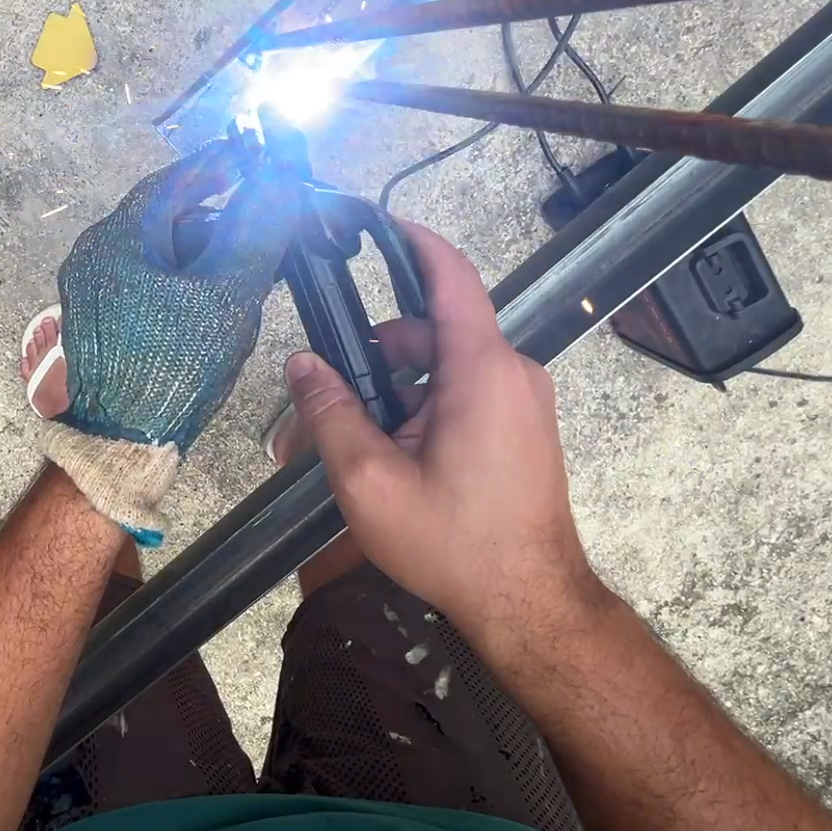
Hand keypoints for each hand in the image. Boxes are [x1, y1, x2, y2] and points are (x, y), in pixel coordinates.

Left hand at [42, 145, 299, 542]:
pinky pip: (146, 277)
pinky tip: (215, 292)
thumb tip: (279, 180)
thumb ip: (256, 232)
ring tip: (246, 264)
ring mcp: (92, 285)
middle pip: (165, 214)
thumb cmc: (172, 367)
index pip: (174, 179)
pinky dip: (182, 276)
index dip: (220, 164)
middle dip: (218, 214)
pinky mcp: (98, 313)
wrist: (119, 441)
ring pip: (157, 248)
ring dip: (202, 249)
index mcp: (118, 237)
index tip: (257, 155)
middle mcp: (95, 252)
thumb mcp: (226, 296)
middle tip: (263, 218)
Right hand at [280, 220, 604, 637]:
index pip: (451, 279)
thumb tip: (301, 362)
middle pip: (430, 330)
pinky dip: (419, 404)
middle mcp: (510, 373)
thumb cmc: (451, 541)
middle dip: (374, 351)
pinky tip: (391, 451)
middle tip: (325, 394)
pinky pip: (461, 391)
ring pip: (442, 365)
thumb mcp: (369, 478)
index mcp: (480, 371)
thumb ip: (329, 412)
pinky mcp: (519, 426)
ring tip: (353, 438)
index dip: (414, 243)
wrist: (530, 606)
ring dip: (394, 385)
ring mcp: (519, 402)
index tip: (378, 224)